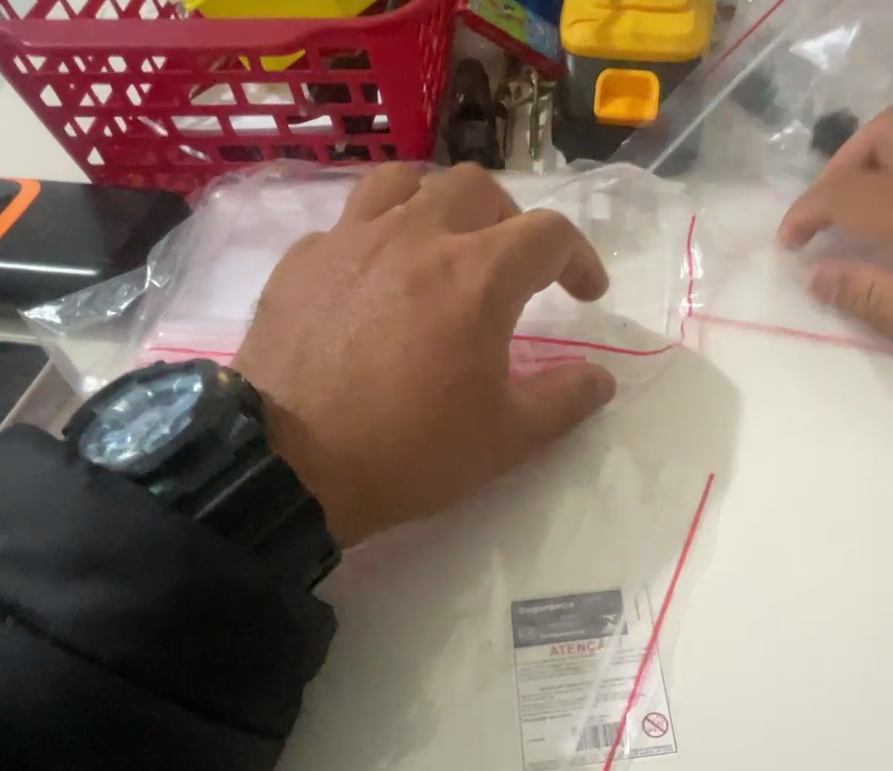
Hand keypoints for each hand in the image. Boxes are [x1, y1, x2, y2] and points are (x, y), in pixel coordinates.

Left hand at [234, 163, 615, 546]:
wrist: (291, 466)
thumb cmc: (410, 453)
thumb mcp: (506, 440)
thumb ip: (564, 401)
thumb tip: (601, 379)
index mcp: (477, 277)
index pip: (549, 234)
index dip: (580, 258)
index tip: (586, 294)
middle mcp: (417, 237)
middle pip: (479, 188)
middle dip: (512, 221)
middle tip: (515, 269)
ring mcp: (351, 240)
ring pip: (407, 182)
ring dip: (442, 204)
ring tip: (446, 245)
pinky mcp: (302, 259)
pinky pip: (351, 221)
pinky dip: (380, 236)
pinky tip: (378, 280)